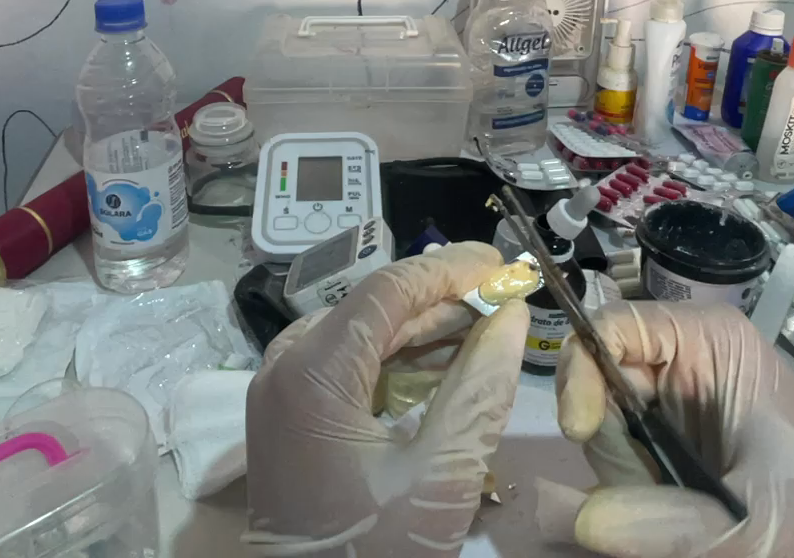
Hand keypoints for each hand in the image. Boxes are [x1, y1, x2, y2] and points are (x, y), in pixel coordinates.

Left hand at [244, 241, 529, 555]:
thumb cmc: (375, 557)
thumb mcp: (441, 478)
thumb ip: (481, 389)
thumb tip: (513, 316)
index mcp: (311, 372)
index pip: (388, 289)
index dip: (450, 270)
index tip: (501, 265)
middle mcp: (284, 363)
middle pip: (373, 306)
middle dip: (442, 295)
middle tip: (503, 288)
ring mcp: (280, 386)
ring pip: (363, 330)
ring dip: (425, 324)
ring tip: (487, 315)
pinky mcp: (289, 409)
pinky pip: (349, 361)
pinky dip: (399, 356)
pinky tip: (447, 354)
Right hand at [548, 302, 793, 557]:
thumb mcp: (763, 519)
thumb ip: (678, 524)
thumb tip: (587, 522)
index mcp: (705, 338)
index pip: (612, 326)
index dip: (582, 368)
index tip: (578, 429)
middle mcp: (679, 357)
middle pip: (598, 380)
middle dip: (616, 446)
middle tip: (656, 497)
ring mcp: (671, 398)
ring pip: (604, 427)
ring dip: (626, 480)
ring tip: (684, 515)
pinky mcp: (667, 438)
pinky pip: (623, 459)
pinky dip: (634, 495)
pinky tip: (674, 517)